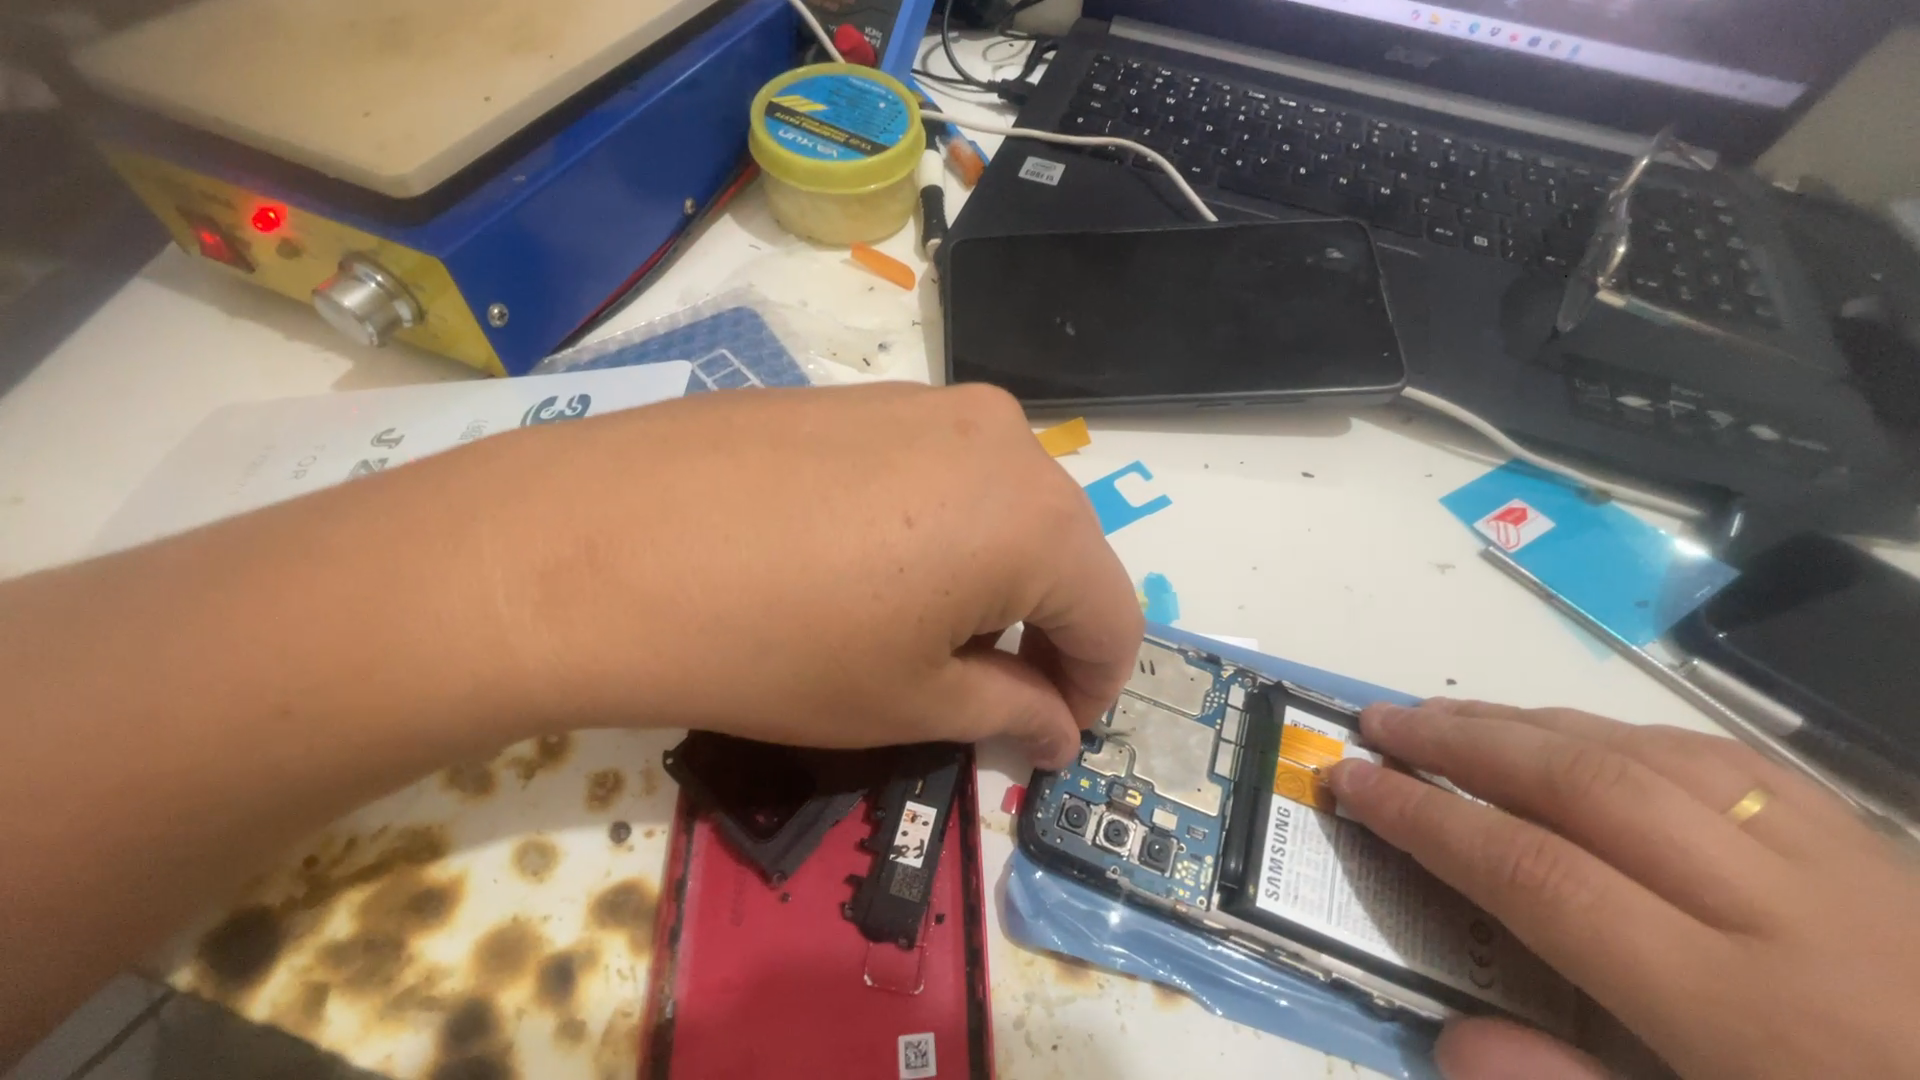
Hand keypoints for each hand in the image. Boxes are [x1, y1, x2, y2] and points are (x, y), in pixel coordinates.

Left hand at [465, 382, 1140, 765]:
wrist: (598, 543)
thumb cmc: (776, 646)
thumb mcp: (908, 703)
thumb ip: (1009, 713)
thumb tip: (1058, 728)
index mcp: (1036, 518)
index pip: (1113, 617)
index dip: (1093, 687)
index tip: (1052, 731)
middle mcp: (1003, 439)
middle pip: (1065, 552)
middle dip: (1045, 630)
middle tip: (989, 692)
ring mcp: (930, 403)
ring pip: (1003, 506)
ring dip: (994, 576)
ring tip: (922, 631)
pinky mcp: (867, 396)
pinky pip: (942, 472)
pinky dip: (941, 529)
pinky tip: (868, 567)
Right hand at [1327, 699, 1919, 1079]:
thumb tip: (1452, 1037)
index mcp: (1749, 1013)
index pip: (1539, 878)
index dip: (1428, 821)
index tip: (1352, 783)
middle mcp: (1788, 912)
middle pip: (1586, 788)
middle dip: (1462, 746)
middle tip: (1379, 723)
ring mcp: (1840, 863)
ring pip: (1647, 754)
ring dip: (1527, 723)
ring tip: (1445, 713)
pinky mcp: (1869, 840)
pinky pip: (1719, 756)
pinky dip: (1617, 732)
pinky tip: (1570, 731)